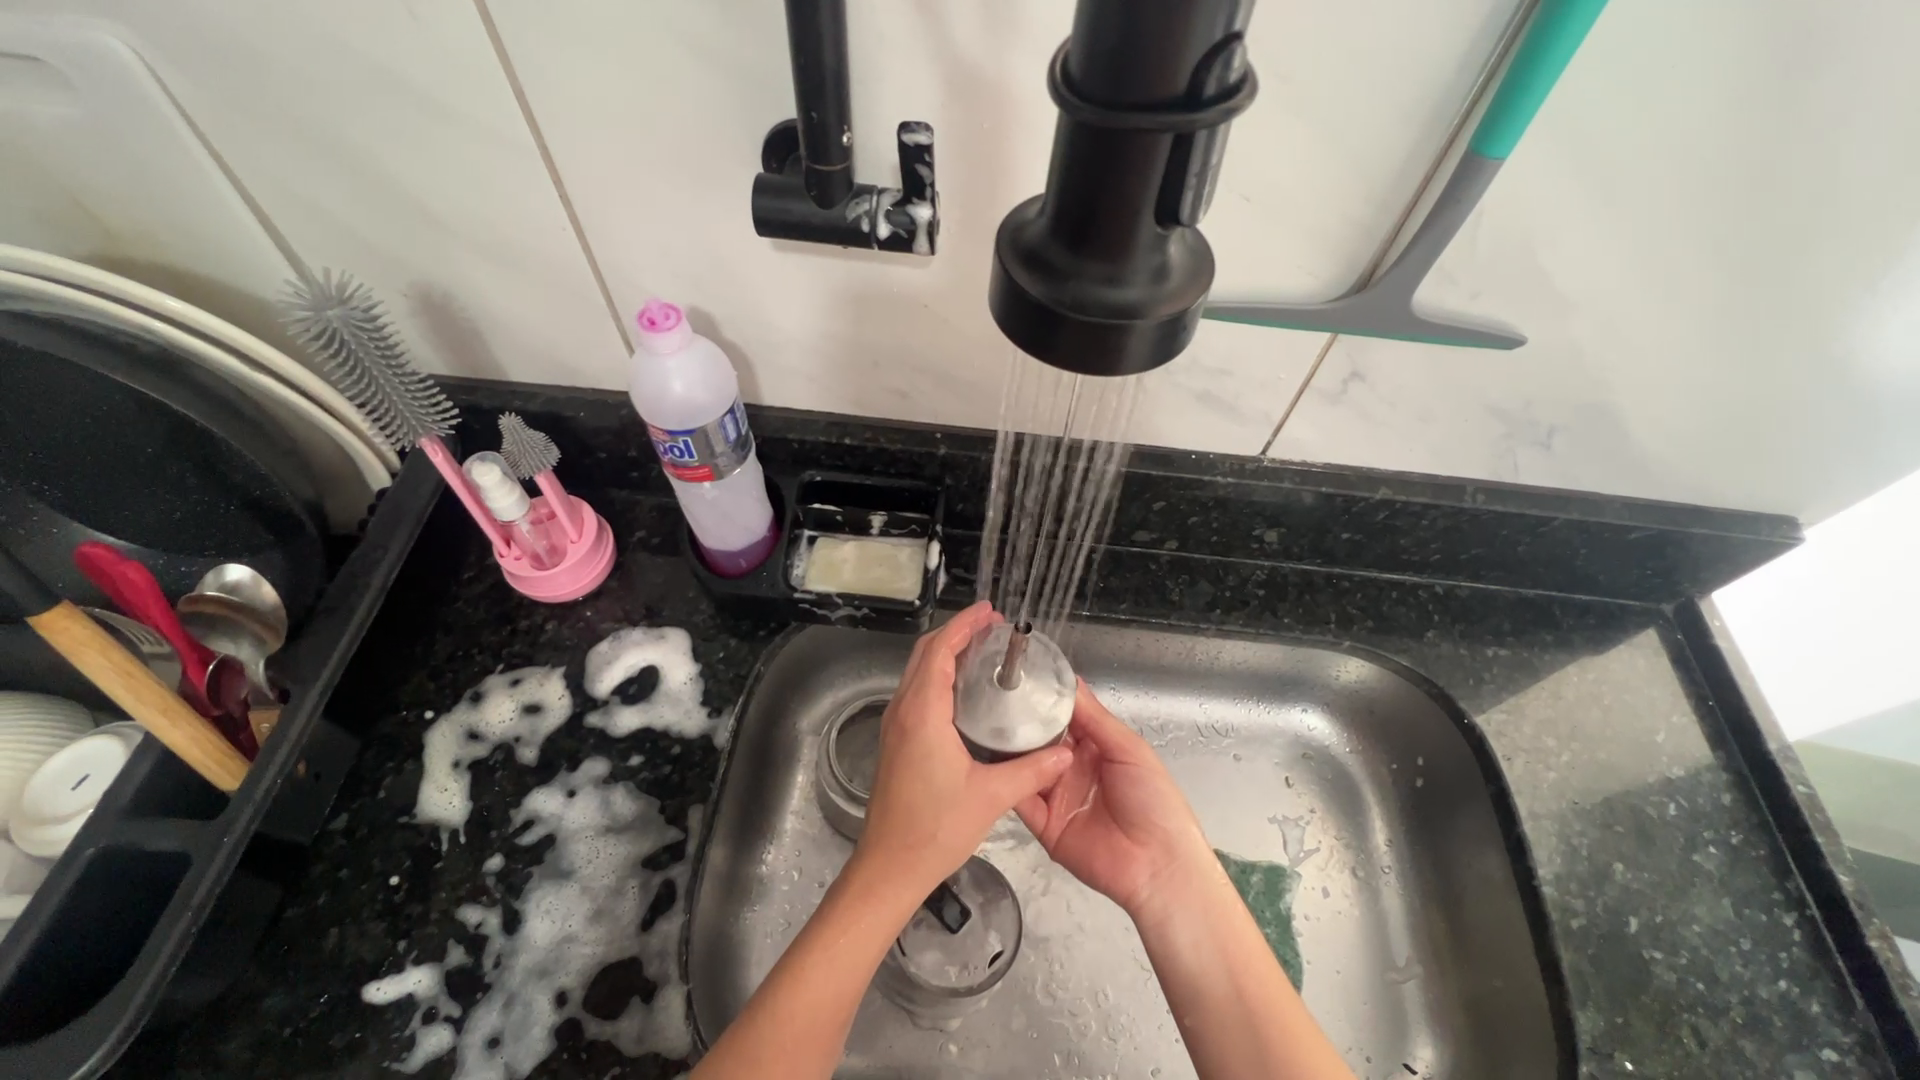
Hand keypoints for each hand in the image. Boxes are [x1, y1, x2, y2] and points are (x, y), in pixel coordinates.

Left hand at [855, 602, 1073, 896]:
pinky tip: (966, 693)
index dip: (963, 626)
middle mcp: (903, 712)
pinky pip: (917, 694)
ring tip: (982, 652)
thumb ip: (1030, 771)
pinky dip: (939, 677)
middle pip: (924, 654)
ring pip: (917, 673)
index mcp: (923, 714)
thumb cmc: (934, 830)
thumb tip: (1064, 752)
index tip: (989, 612)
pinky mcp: (896, 743)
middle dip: (956, 634)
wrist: (889, 866)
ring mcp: (896, 727)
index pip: (939, 651)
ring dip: (945, 654)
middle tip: (991, 628)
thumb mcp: (990, 797)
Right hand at [1015, 680, 1214, 920]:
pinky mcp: (1043, 824)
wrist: (1158, 865)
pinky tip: (992, 766)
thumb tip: (1071, 680)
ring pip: (1024, 768)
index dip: (1043, 701)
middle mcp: (1070, 768)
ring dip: (1010, 751)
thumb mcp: (1129, 750)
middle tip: (991, 700)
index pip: (1062, 718)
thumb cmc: (1154, 800)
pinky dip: (1008, 784)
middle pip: (1038, 741)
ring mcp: (1055, 796)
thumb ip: (1095, 718)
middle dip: (1019, 723)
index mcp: (1094, 748)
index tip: (1017, 678)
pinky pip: (1020, 800)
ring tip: (984, 726)